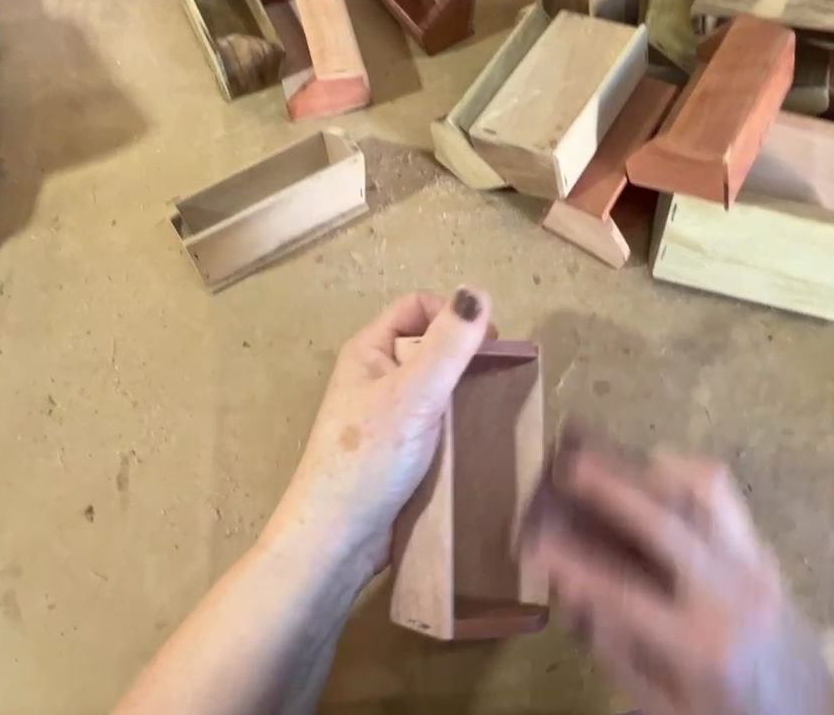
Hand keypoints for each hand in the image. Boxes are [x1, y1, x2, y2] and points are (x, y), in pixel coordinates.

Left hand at [265, 288, 492, 581]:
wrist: (337, 540)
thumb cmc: (369, 458)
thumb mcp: (413, 394)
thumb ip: (447, 345)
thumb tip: (477, 291)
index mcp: (369, 350)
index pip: (417, 307)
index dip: (454, 315)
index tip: (489, 345)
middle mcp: (376, 375)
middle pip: (430, 345)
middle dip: (464, 357)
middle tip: (496, 383)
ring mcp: (387, 414)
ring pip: (436, 387)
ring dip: (464, 395)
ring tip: (490, 414)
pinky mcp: (399, 449)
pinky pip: (436, 422)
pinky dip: (457, 425)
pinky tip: (476, 442)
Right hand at [525, 445, 833, 714]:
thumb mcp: (666, 709)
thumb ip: (617, 650)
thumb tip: (570, 589)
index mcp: (701, 647)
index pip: (623, 593)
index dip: (573, 563)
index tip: (534, 542)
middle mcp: (730, 594)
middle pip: (664, 522)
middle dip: (610, 486)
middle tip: (566, 462)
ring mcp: (754, 563)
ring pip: (704, 490)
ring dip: (649, 466)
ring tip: (607, 454)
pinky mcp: (763, 546)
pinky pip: (722, 492)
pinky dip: (682, 470)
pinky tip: (651, 469)